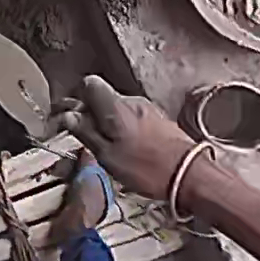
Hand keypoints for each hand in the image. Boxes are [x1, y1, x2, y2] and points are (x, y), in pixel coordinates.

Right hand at [55, 75, 195, 200]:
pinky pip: (131, 117)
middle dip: (88, 113)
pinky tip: (124, 147)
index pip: (88, 84)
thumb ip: (85, 132)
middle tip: (82, 136)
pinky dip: (122, 127)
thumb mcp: (107, 155)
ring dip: (105, 121)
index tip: (68, 116)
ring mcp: (147, 109)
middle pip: (101, 97)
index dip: (75, 98)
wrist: (191, 177)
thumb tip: (68, 116)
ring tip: (104, 146)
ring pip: (116, 108)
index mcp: (115, 106)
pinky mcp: (158, 120)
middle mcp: (132, 101)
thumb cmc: (148, 168)